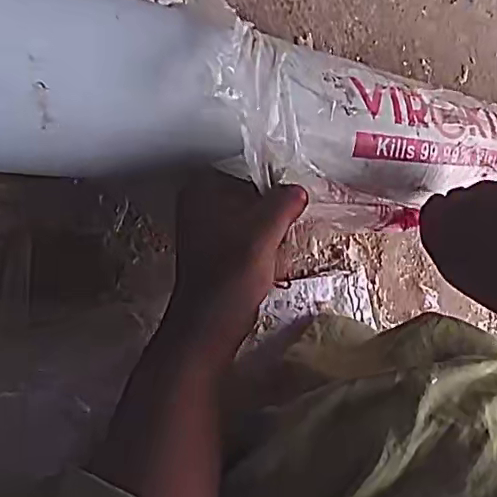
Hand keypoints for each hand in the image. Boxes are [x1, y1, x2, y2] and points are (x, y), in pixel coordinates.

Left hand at [164, 171, 308, 353]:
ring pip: (251, 218)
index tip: (294, 203)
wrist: (210, 325)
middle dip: (273, 210)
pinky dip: (262, 246)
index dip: (275, 187)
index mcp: (202, 189)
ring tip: (280, 245)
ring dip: (270, 230)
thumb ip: (284, 202)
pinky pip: (247, 238)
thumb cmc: (230, 276)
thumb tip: (298, 191)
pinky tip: (271, 260)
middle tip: (289, 225)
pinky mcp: (215, 253)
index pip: (250, 171)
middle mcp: (198, 205)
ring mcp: (205, 230)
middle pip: (251, 195)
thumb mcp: (265, 230)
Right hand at [420, 180, 496, 308]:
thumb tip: (452, 234)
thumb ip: (445, 241)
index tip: (458, 225)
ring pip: (489, 194)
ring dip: (495, 207)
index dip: (449, 216)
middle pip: (462, 197)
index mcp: (435, 222)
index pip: (435, 206)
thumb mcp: (451, 265)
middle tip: (486, 233)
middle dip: (473, 210)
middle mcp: (456, 200)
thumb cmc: (489, 279)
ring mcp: (486, 191)